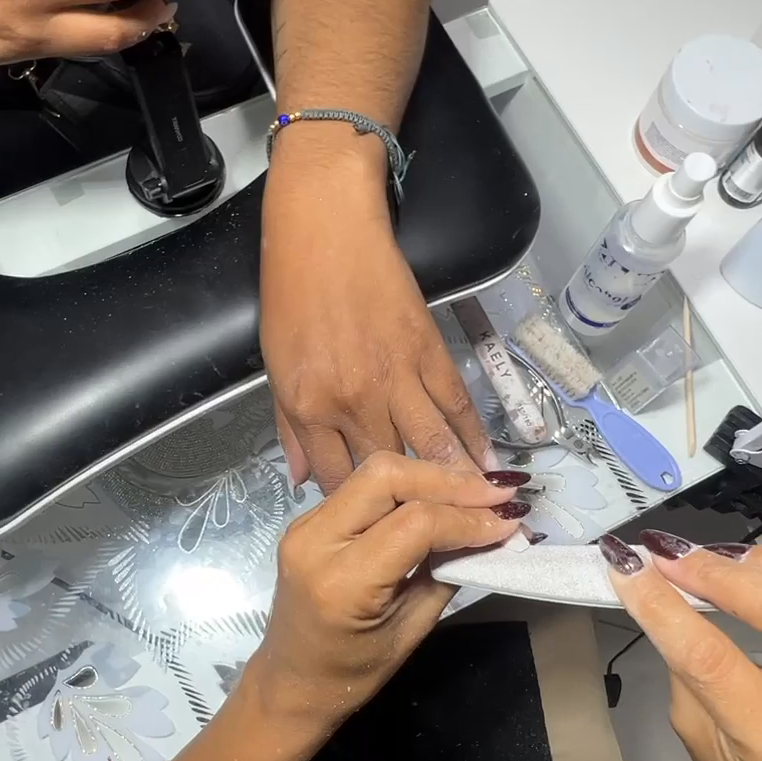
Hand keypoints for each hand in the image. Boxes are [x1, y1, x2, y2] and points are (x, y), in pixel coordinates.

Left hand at [244, 452, 528, 729]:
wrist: (291, 681)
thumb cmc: (353, 672)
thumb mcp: (412, 629)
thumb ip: (449, 572)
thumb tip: (494, 531)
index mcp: (341, 582)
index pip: (414, 523)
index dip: (468, 518)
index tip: (510, 522)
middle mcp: (315, 540)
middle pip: (388, 475)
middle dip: (449, 479)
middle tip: (496, 495)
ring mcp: (305, 524)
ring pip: (375, 472)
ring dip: (431, 476)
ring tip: (476, 493)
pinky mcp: (309, 519)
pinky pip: (363, 487)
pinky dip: (408, 487)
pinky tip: (441, 499)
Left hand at [259, 131, 493, 493]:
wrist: (326, 229)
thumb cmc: (290, 294)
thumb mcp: (275, 366)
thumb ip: (290, 428)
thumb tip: (303, 481)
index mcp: (309, 408)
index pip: (338, 480)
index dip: (360, 508)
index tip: (378, 524)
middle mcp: (354, 402)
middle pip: (390, 472)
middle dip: (414, 508)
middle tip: (437, 532)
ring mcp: (396, 378)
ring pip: (431, 447)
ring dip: (455, 483)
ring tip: (476, 513)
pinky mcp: (429, 352)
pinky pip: (455, 405)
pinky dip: (472, 437)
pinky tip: (486, 464)